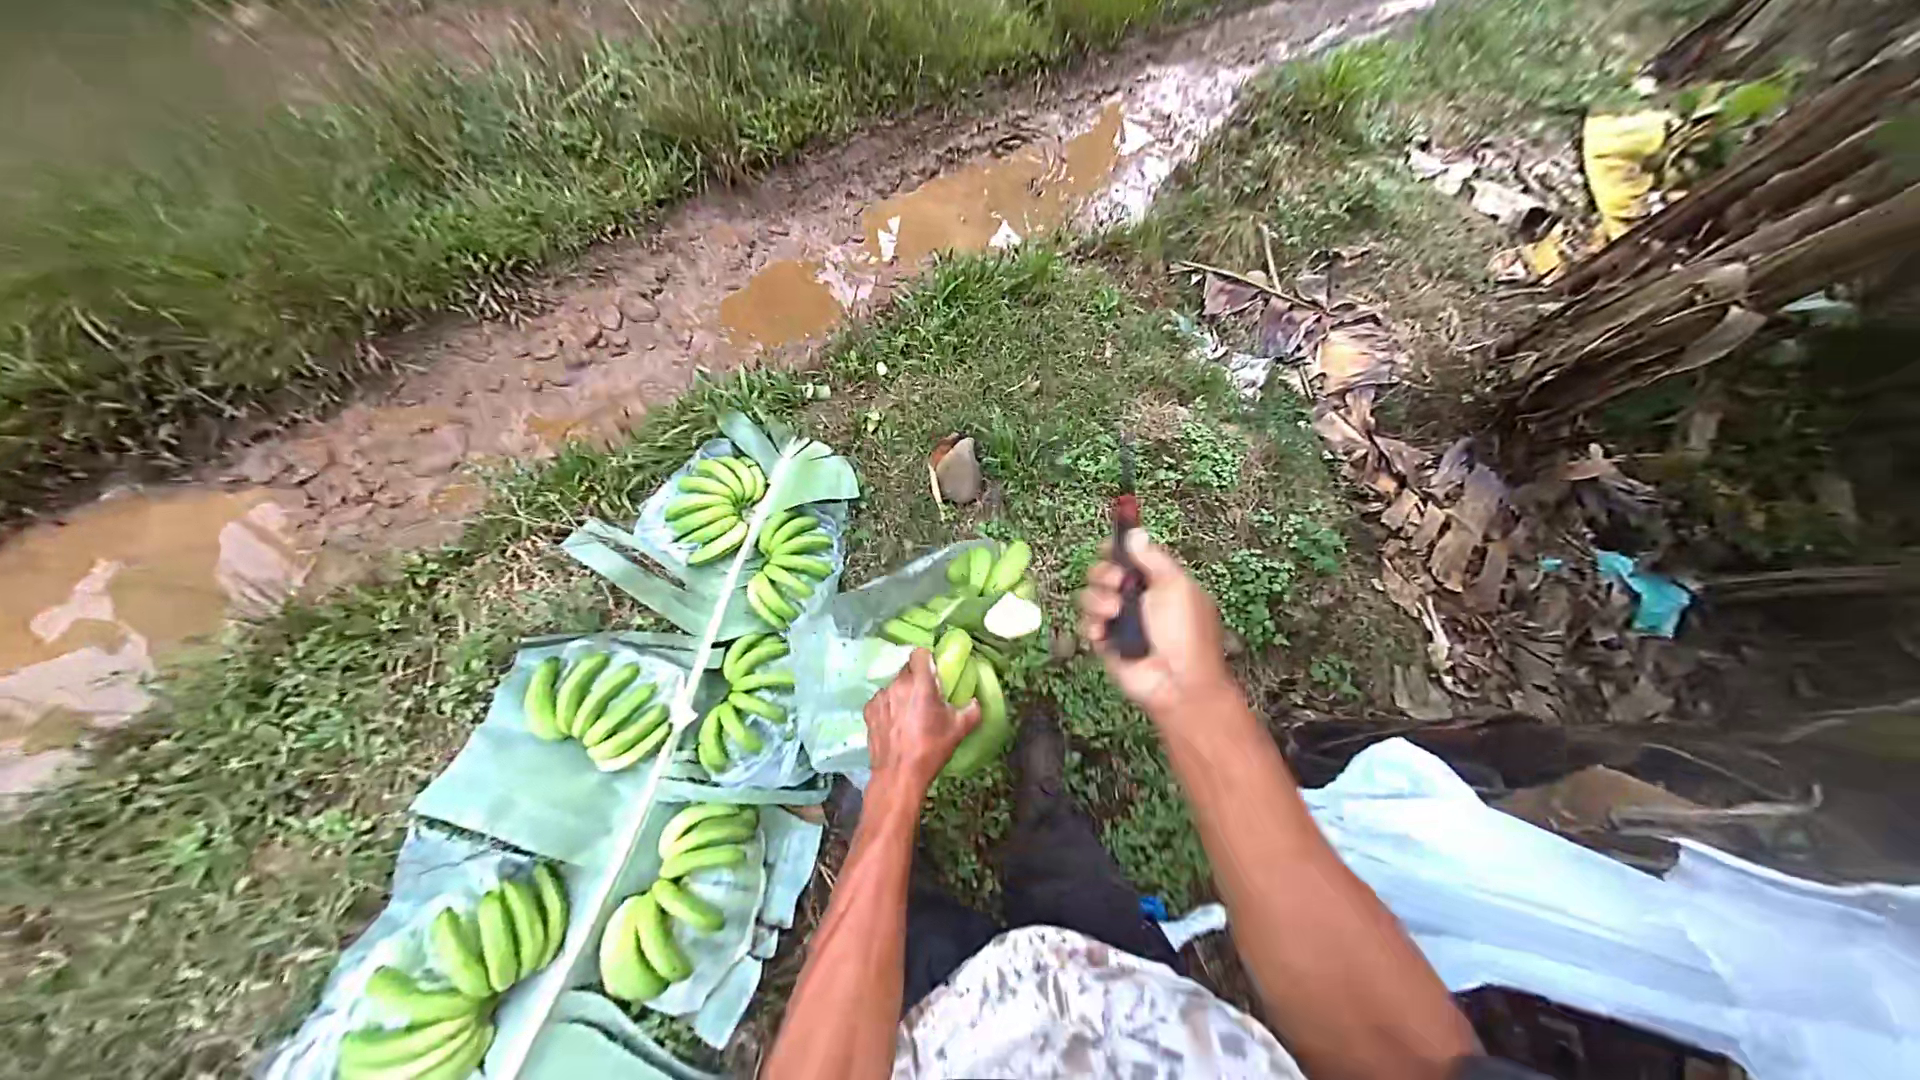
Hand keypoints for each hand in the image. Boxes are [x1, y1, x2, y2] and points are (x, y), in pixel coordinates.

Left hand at [865, 649, 980, 792]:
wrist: (899, 774)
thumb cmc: (931, 748)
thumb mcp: (959, 729)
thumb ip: (972, 710)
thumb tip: (975, 701)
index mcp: (920, 683)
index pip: (919, 653)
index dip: (927, 660)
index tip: (933, 673)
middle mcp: (898, 684)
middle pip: (907, 670)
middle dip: (916, 679)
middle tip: (924, 698)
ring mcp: (881, 696)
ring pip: (893, 685)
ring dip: (902, 694)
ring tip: (908, 714)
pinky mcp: (868, 710)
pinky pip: (881, 700)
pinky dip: (888, 707)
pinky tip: (894, 724)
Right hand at [1079, 531, 1232, 715]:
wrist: (1177, 681)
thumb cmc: (1184, 631)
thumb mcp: (1174, 585)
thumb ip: (1151, 557)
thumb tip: (1135, 533)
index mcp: (1156, 580)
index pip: (1127, 555)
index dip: (1115, 549)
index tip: (1108, 548)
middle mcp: (1135, 597)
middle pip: (1102, 572)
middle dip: (1104, 574)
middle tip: (1118, 583)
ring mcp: (1118, 620)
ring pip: (1088, 595)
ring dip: (1097, 600)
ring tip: (1114, 613)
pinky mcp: (1104, 641)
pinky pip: (1085, 624)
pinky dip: (1092, 625)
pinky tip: (1104, 633)